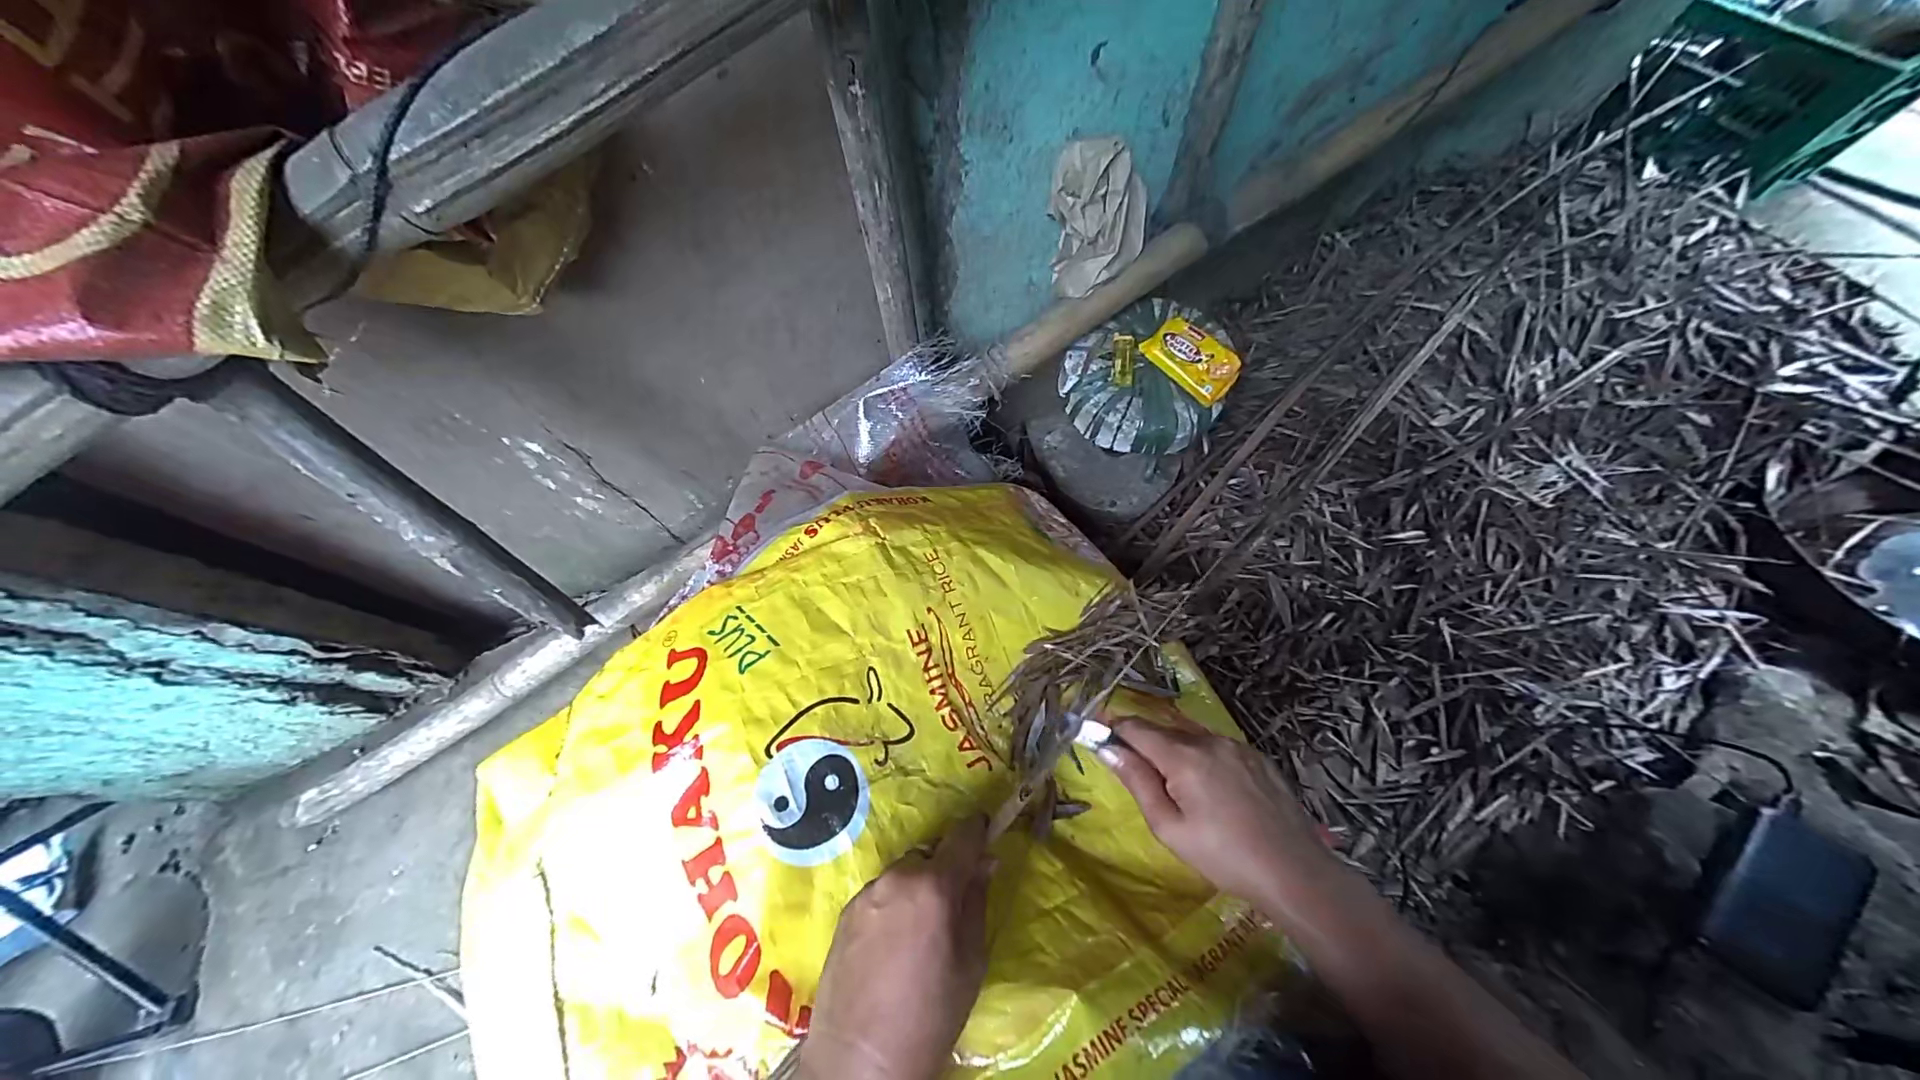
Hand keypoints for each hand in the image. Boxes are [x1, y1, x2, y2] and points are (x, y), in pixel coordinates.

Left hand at [797, 816, 996, 1079]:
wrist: (860, 1061)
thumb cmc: (930, 1016)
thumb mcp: (971, 962)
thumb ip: (977, 902)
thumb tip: (985, 861)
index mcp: (934, 886)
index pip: (962, 835)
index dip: (978, 831)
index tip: (986, 835)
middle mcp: (897, 877)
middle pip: (930, 855)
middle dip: (945, 871)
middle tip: (951, 908)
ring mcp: (867, 893)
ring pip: (903, 874)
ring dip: (917, 888)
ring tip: (919, 934)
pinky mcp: (845, 912)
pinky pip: (881, 894)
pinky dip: (893, 905)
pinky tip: (892, 945)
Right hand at [1098, 705, 1333, 903]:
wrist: (1296, 872)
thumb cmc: (1224, 857)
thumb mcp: (1170, 827)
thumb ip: (1137, 782)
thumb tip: (1108, 749)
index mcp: (1184, 756)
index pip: (1136, 726)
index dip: (1114, 729)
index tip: (1099, 737)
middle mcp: (1209, 740)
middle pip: (1163, 728)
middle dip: (1142, 742)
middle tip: (1135, 771)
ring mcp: (1236, 746)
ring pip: (1190, 736)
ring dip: (1172, 749)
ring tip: (1174, 786)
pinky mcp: (1256, 756)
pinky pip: (1216, 746)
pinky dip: (1200, 756)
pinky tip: (1209, 790)